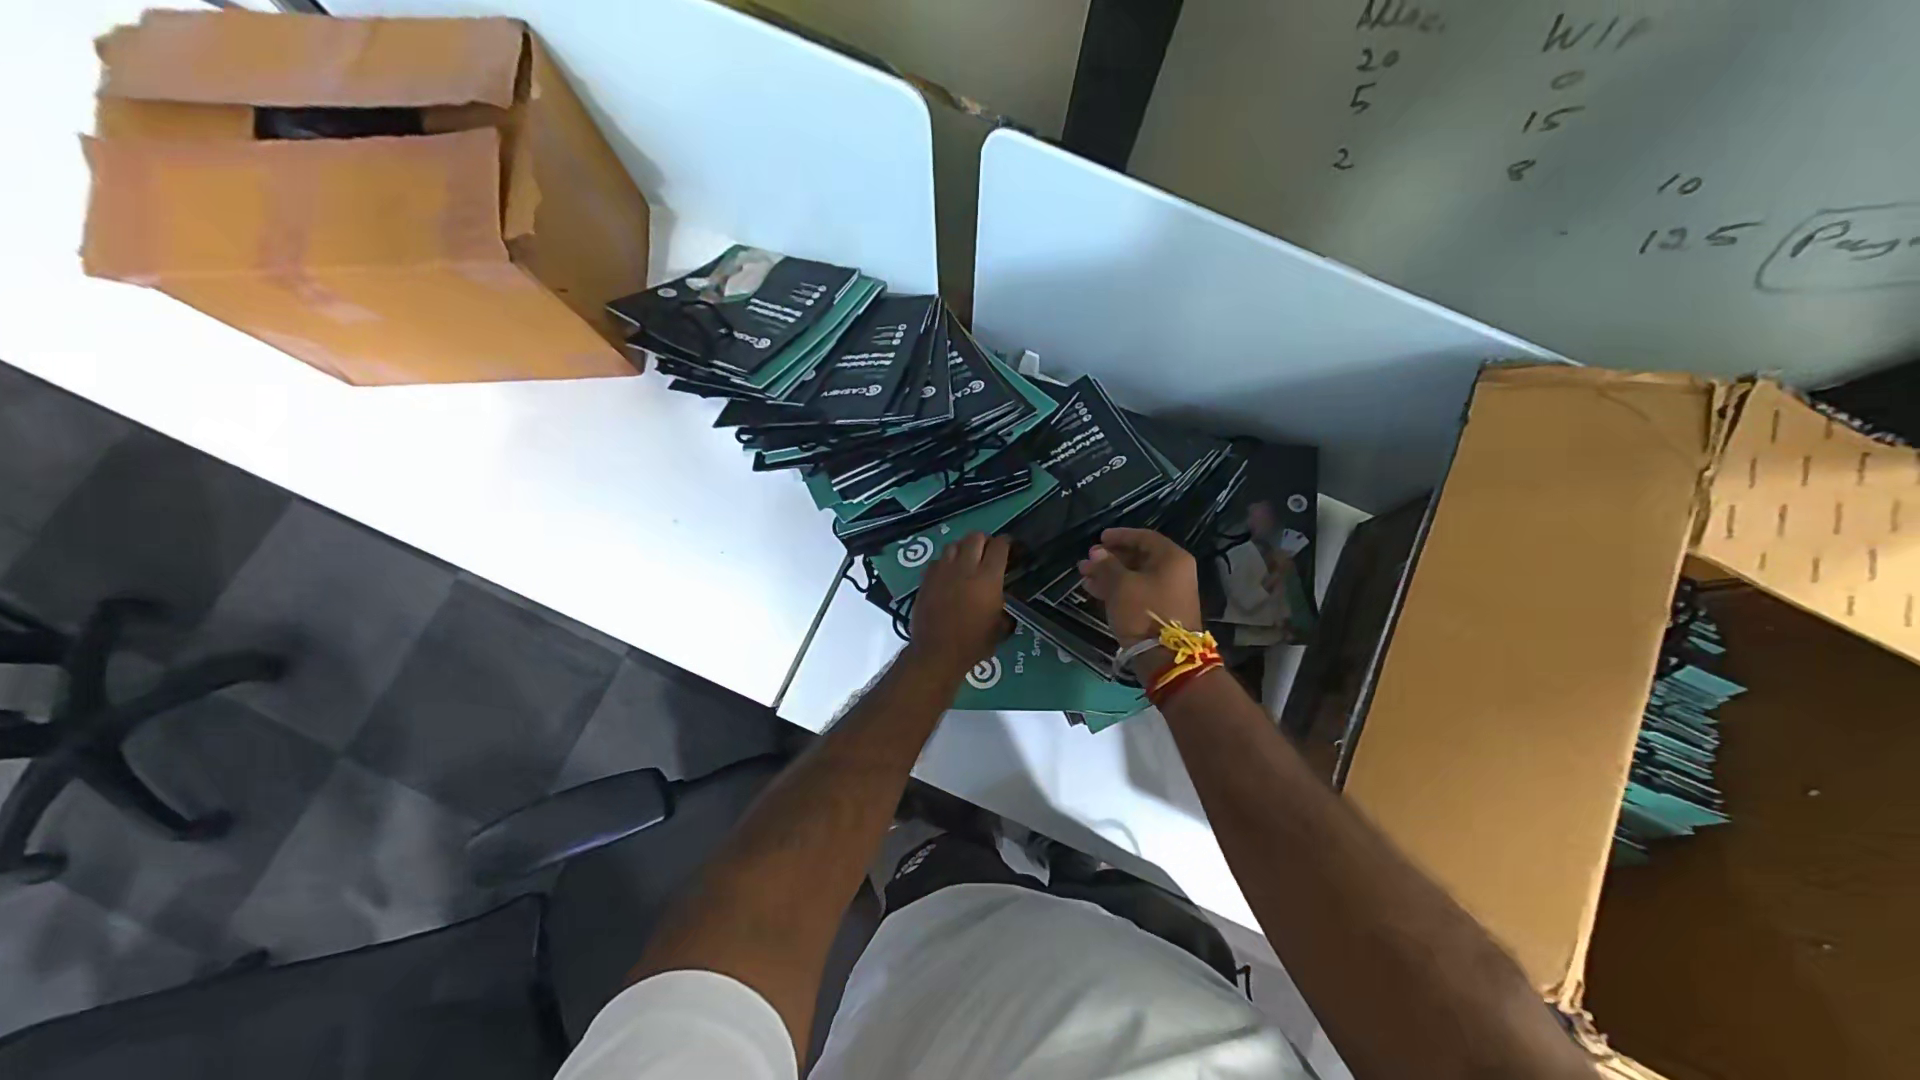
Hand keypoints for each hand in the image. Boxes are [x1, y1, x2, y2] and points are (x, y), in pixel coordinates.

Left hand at [908, 532, 1012, 676]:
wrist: (937, 652)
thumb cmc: (973, 643)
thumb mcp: (1000, 628)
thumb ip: (1004, 608)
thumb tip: (1002, 602)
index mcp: (988, 578)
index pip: (999, 546)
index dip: (1006, 543)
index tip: (1009, 548)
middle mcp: (965, 567)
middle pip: (975, 537)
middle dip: (984, 541)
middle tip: (987, 553)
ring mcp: (943, 571)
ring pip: (954, 544)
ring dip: (963, 548)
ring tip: (967, 560)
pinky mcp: (926, 578)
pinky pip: (937, 560)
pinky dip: (945, 562)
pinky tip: (948, 574)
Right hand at [1077, 527, 1203, 664]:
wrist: (1165, 657)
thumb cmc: (1145, 612)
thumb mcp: (1121, 585)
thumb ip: (1107, 565)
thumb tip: (1097, 553)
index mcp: (1172, 559)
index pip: (1144, 537)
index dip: (1120, 536)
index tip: (1099, 538)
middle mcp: (1174, 572)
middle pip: (1138, 557)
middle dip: (1110, 558)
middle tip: (1087, 561)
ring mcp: (1167, 592)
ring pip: (1134, 576)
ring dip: (1109, 574)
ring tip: (1084, 576)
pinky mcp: (1160, 610)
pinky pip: (1136, 592)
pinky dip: (1116, 589)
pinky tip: (1094, 590)